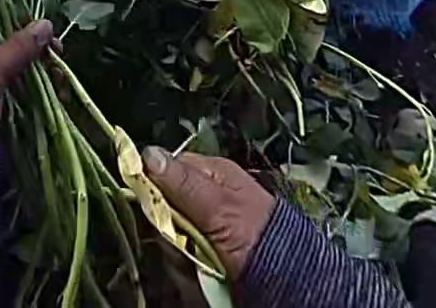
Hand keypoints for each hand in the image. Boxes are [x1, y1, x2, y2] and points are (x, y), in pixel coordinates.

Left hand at [0, 20, 55, 146]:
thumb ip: (18, 47)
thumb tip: (45, 24)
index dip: (15, 21)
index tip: (39, 24)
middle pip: (7, 46)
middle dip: (34, 47)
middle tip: (57, 48)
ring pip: (18, 69)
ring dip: (41, 68)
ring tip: (59, 71)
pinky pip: (22, 90)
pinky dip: (40, 88)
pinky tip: (58, 88)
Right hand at [142, 147, 276, 279]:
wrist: (288, 281)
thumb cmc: (258, 233)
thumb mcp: (218, 204)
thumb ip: (183, 181)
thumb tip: (147, 153)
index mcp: (211, 174)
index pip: (167, 169)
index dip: (154, 186)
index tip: (151, 206)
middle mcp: (204, 199)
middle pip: (164, 209)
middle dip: (169, 231)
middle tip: (185, 245)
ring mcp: (204, 231)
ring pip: (170, 239)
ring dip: (177, 256)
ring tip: (199, 265)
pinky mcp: (204, 259)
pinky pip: (180, 263)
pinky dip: (186, 274)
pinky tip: (200, 277)